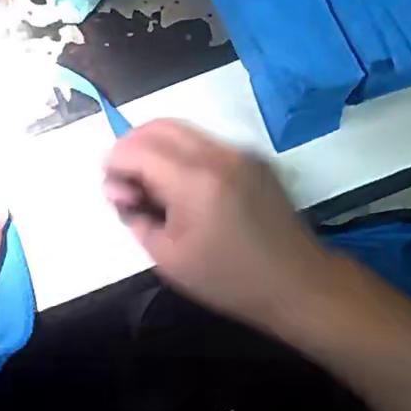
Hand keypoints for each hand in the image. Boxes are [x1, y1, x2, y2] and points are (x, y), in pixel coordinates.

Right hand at [103, 120, 338, 333]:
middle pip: (156, 127)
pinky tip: (183, 189)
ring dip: (155, 149)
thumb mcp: (167, 258)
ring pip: (181, 129)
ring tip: (154, 190)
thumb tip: (121, 192)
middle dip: (131, 149)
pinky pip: (204, 142)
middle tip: (127, 187)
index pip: (135, 149)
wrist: (296, 283)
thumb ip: (135, 216)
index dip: (114, 166)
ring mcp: (239, 152)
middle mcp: (217, 154)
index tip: (115, 194)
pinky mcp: (252, 159)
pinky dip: (181, 153)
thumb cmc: (228, 279)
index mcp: (194, 181)